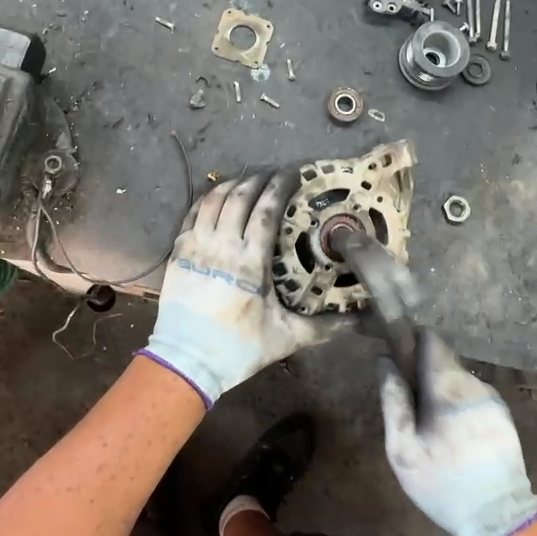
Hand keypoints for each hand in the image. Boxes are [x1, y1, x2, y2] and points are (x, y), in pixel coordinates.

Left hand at [140, 171, 348, 406]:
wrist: (186, 362)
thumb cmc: (239, 348)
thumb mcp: (286, 338)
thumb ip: (323, 327)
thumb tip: (358, 321)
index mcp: (249, 261)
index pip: (266, 210)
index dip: (279, 187)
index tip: (293, 173)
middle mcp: (221, 245)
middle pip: (239, 197)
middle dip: (257, 179)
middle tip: (273, 174)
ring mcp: (195, 247)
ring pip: (212, 200)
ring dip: (231, 185)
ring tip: (246, 180)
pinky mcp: (177, 253)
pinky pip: (191, 215)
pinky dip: (206, 200)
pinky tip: (216, 197)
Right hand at [380, 332, 536, 535]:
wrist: (498, 518)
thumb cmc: (442, 484)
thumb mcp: (403, 449)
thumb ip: (393, 399)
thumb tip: (384, 360)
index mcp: (448, 389)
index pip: (431, 340)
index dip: (411, 342)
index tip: (396, 358)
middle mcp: (475, 385)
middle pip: (444, 359)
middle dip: (423, 372)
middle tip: (409, 404)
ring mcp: (493, 399)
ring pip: (459, 378)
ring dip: (441, 389)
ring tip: (431, 425)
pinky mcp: (503, 416)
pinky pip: (473, 396)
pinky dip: (458, 405)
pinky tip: (453, 435)